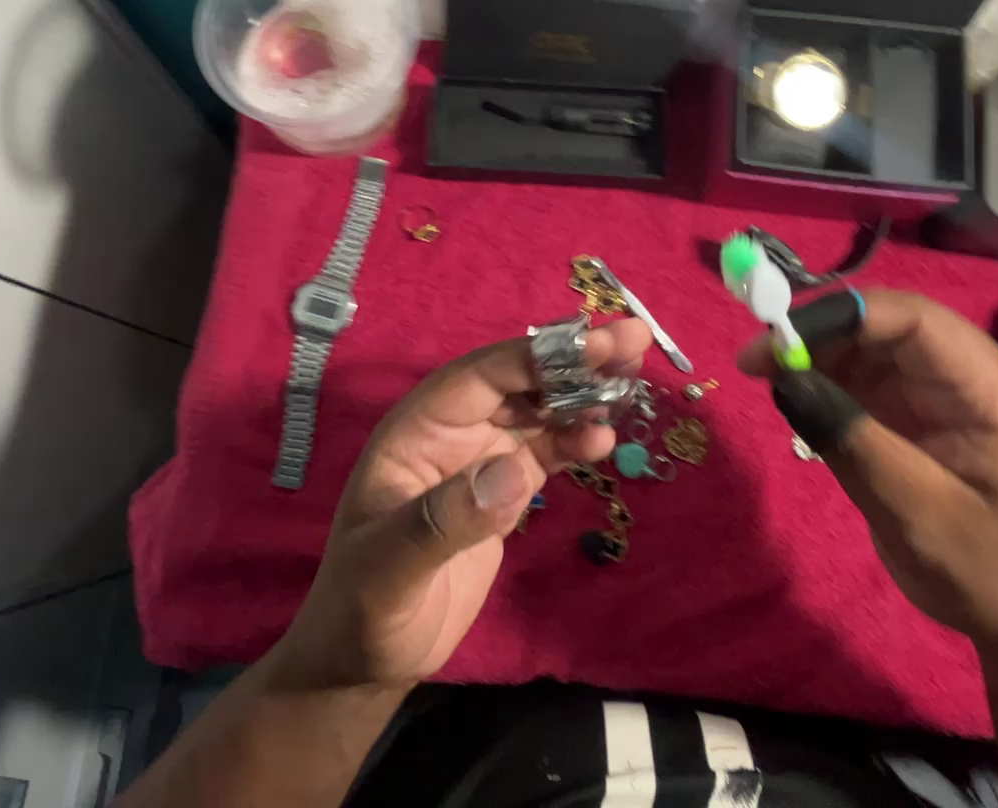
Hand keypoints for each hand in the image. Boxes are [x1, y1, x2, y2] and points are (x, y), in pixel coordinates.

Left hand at [269, 319, 653, 691]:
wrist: (369, 658)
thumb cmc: (364, 611)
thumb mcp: (390, 570)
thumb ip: (443, 520)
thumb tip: (512, 472)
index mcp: (414, 432)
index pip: (478, 378)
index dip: (535, 358)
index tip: (593, 345)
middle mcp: (448, 434)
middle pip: (516, 383)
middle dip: (571, 361)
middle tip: (632, 340)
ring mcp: (477, 462)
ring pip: (535, 412)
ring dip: (581, 394)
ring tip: (633, 379)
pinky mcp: (500, 493)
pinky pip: (543, 452)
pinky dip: (574, 441)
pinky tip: (604, 438)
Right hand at [737, 289, 997, 674]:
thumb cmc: (991, 572)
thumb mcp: (917, 513)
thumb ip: (852, 442)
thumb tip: (783, 380)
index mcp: (991, 391)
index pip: (914, 320)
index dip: (841, 315)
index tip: (776, 339)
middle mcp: (968, 377)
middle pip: (886, 325)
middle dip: (818, 333)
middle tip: (756, 363)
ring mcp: (942, 394)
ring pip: (869, 346)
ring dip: (816, 355)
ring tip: (768, 379)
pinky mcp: (918, 414)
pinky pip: (865, 378)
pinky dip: (825, 381)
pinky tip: (796, 398)